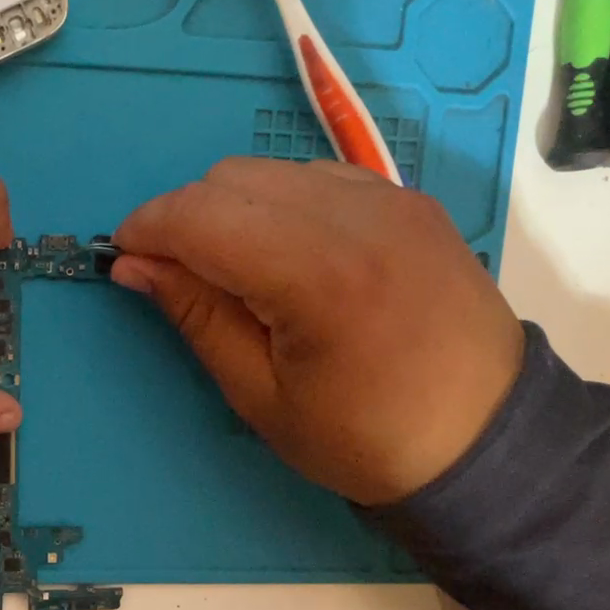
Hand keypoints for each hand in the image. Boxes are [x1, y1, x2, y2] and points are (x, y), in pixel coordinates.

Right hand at [111, 158, 523, 505]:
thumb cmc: (363, 437)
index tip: (123, 258)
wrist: (487, 439)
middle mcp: (357, 215)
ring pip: (271, 170)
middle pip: (231, 178)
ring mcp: (390, 198)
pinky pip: (315, 177)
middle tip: (176, 275)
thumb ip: (196, 316)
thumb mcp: (260, 395)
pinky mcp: (408, 200)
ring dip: (230, 208)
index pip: (202, 216)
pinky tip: (285, 253)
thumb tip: (133, 265)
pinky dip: (277, 203)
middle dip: (184, 217)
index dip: (147, 228)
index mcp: (318, 274)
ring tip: (232, 268)